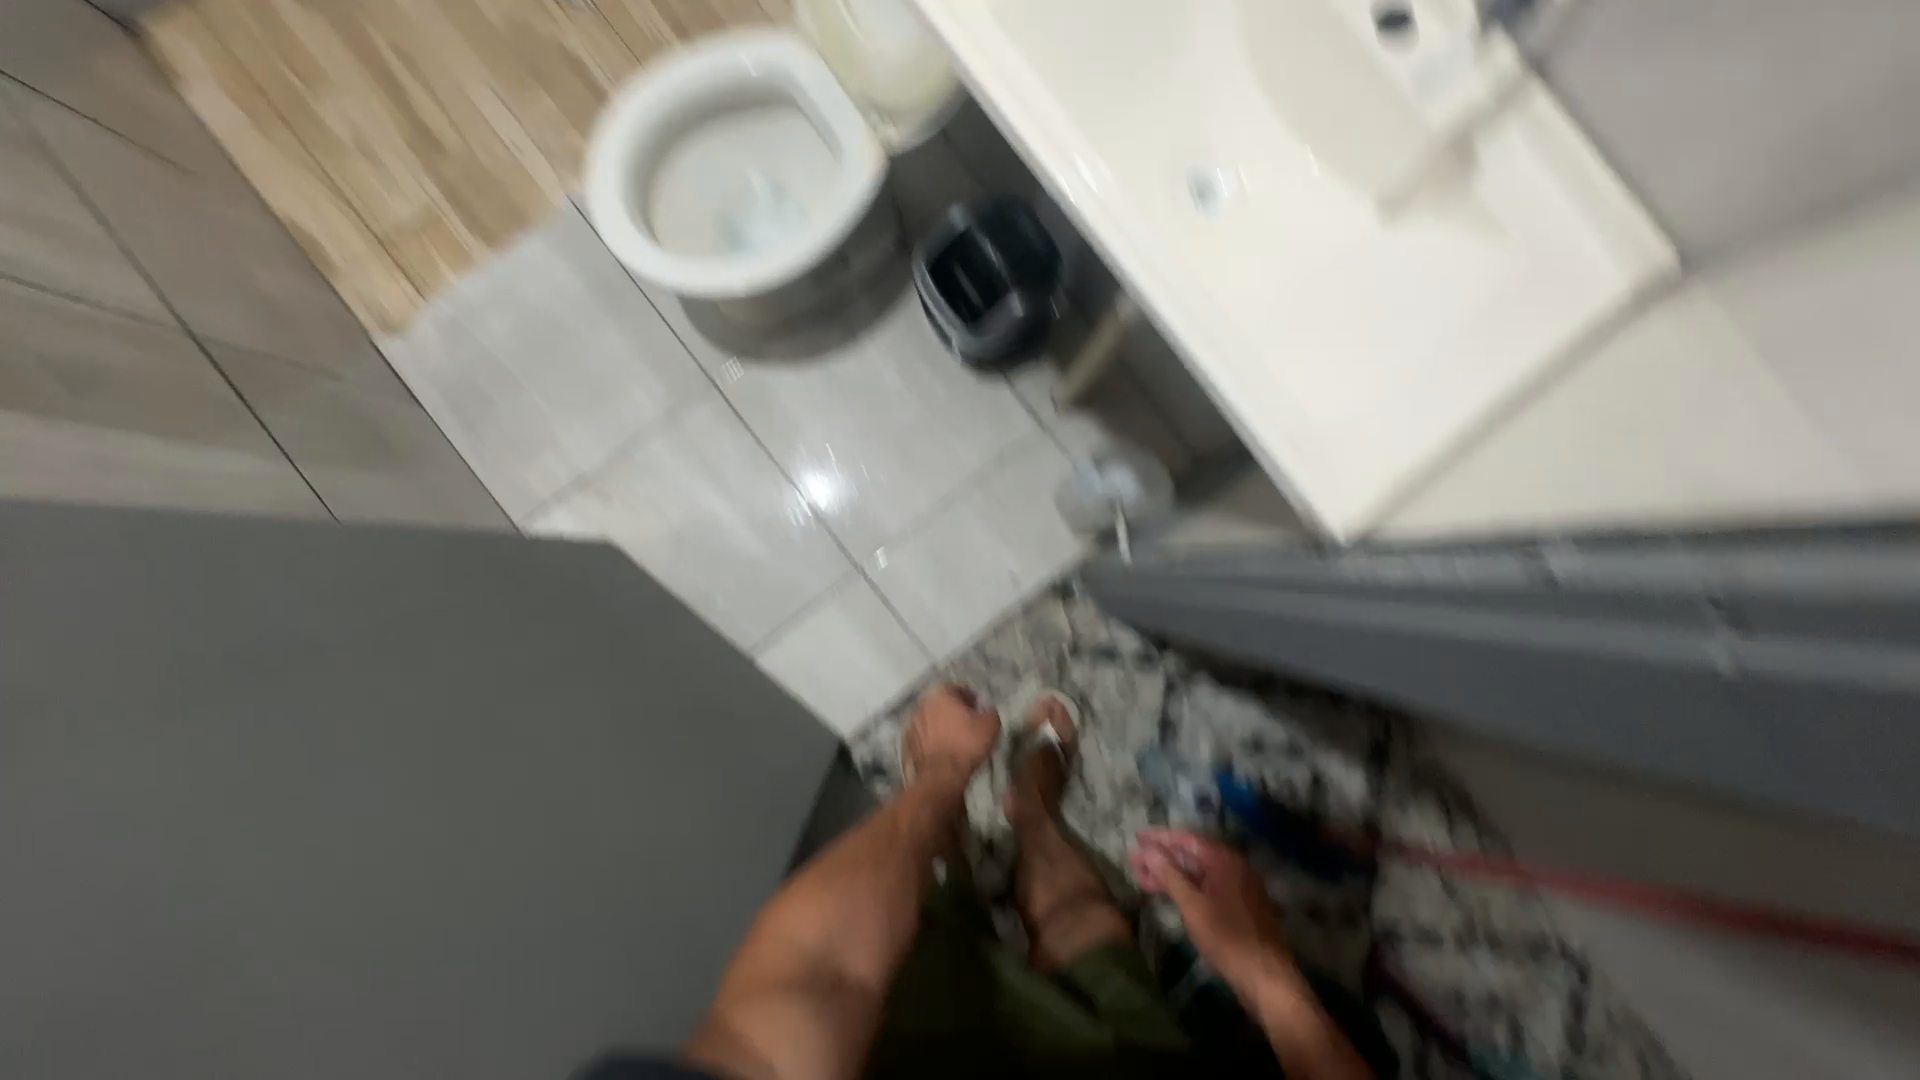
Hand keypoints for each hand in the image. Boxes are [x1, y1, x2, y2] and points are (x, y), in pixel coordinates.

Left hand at [903, 684, 1001, 783]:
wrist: (941, 775)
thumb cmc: (967, 744)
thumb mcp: (991, 725)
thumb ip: (990, 712)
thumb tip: (987, 710)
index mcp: (941, 694)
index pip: (957, 688)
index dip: (970, 697)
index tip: (978, 708)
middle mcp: (922, 704)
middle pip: (941, 703)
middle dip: (953, 710)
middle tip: (966, 722)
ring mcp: (911, 723)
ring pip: (930, 719)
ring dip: (940, 725)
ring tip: (953, 738)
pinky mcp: (906, 743)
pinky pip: (922, 736)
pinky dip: (930, 740)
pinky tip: (940, 749)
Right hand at [1131, 829, 1291, 991]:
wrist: (1266, 977)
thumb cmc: (1227, 938)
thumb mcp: (1193, 905)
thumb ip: (1169, 875)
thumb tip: (1149, 850)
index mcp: (1224, 861)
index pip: (1186, 840)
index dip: (1159, 838)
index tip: (1137, 837)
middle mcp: (1233, 867)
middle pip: (1191, 856)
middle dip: (1161, 859)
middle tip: (1133, 862)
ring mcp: (1237, 888)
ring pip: (1198, 874)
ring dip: (1170, 876)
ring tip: (1142, 880)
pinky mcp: (1238, 907)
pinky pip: (1206, 888)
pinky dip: (1186, 889)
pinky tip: (1168, 895)